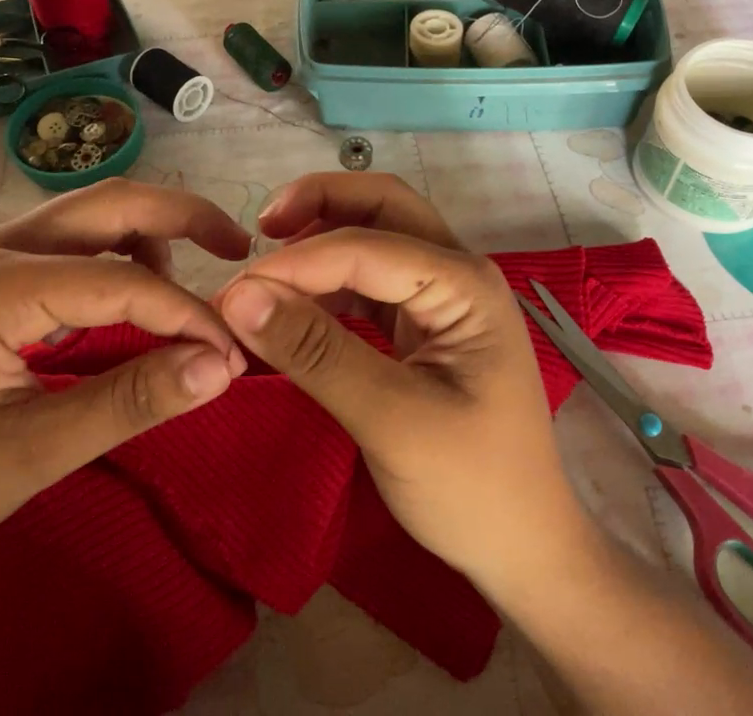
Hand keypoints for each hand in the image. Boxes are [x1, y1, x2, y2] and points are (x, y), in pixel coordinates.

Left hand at [0, 179, 251, 585]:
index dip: (189, 315)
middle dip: (183, 217)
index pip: (125, 280)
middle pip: (108, 202)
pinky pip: (68, 244)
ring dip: (149, 235)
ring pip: (89, 215)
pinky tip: (134, 301)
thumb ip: (132, 401)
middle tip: (239, 253)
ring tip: (191, 289)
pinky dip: (117, 256)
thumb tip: (222, 366)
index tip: (233, 359)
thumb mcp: (35, 453)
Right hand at [219, 174, 593, 584]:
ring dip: (322, 242)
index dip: (294, 262)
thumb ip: (316, 353)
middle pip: (384, 208)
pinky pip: (372, 286)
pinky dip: (329, 285)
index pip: (366, 245)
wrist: (523, 546)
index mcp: (465, 284)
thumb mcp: (391, 420)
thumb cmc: (471, 486)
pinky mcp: (425, 330)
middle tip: (257, 231)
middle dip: (320, 206)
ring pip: (377, 240)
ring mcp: (444, 301)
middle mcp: (458, 276)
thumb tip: (239, 296)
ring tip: (263, 270)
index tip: (229, 296)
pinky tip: (292, 305)